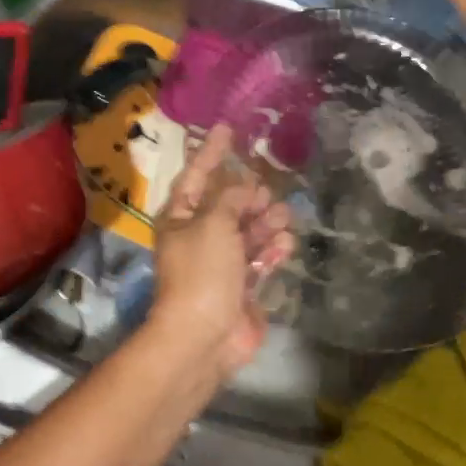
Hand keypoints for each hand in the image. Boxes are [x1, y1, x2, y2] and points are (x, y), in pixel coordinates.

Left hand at [148, 126, 293, 377]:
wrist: (203, 337)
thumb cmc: (202, 272)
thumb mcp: (213, 223)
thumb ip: (231, 199)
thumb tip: (245, 187)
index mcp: (181, 218)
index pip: (197, 176)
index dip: (211, 152)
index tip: (228, 128)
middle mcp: (200, 237)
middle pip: (229, 205)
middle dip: (249, 195)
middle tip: (268, 190)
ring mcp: (222, 264)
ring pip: (249, 231)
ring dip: (267, 222)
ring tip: (282, 219)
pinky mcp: (243, 287)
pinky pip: (261, 259)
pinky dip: (273, 250)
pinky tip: (284, 246)